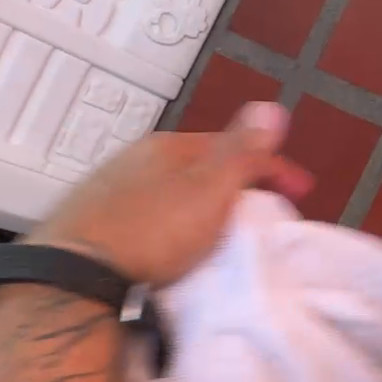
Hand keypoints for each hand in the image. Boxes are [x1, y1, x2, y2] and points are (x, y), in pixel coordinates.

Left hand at [25, 102, 312, 285]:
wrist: (78, 273)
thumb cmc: (155, 230)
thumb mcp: (211, 188)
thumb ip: (243, 152)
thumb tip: (272, 107)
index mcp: (169, 146)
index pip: (236, 146)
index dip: (276, 166)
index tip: (304, 192)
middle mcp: (140, 158)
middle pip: (208, 165)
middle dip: (244, 182)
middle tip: (271, 210)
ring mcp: (117, 186)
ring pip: (183, 186)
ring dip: (214, 200)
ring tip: (235, 225)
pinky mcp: (103, 217)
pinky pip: (163, 208)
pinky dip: (188, 216)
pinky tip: (191, 236)